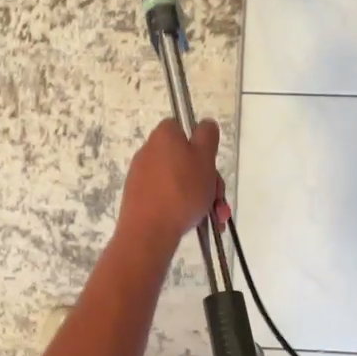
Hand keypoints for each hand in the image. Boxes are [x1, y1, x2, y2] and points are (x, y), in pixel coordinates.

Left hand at [117, 118, 229, 248]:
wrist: (149, 231)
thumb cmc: (182, 190)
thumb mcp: (204, 158)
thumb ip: (207, 137)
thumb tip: (205, 124)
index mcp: (163, 136)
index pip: (181, 128)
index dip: (199, 144)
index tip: (209, 162)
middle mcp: (148, 152)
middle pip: (185, 160)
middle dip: (207, 180)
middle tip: (218, 199)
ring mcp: (141, 177)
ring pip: (180, 182)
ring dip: (201, 198)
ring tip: (215, 217)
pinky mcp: (139, 199)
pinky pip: (167, 197)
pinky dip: (183, 208)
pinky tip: (198, 223)